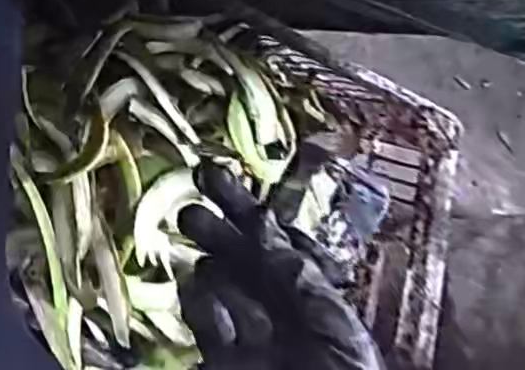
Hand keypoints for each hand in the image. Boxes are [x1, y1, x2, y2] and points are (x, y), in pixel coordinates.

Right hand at [176, 164, 382, 369]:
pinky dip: (206, 309)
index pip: (271, 241)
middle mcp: (274, 309)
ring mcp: (243, 335)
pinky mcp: (217, 357)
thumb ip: (297, 277)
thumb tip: (263, 226)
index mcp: (311, 301)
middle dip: (213, 230)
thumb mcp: (336, 335)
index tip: (209, 174)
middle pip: (236, 255)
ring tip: (218, 285)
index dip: (242, 206)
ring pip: (215, 280)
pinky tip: (221, 321)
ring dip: (220, 278)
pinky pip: (202, 316)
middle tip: (188, 215)